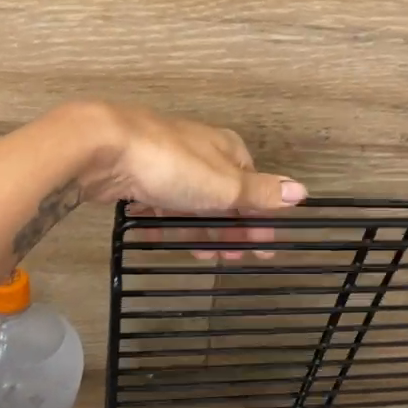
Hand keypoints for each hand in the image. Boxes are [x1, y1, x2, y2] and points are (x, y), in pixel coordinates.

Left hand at [59, 102, 307, 257]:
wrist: (105, 148)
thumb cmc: (174, 166)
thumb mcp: (226, 185)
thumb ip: (262, 192)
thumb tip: (302, 191)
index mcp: (228, 150)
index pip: (253, 186)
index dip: (259, 218)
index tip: (263, 247)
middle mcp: (201, 152)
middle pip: (223, 196)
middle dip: (231, 229)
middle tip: (235, 259)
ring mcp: (168, 162)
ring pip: (192, 202)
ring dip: (201, 230)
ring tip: (205, 256)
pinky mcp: (139, 174)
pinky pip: (160, 203)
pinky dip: (167, 222)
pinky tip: (165, 238)